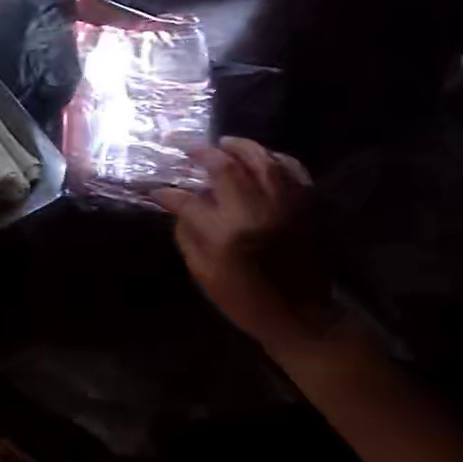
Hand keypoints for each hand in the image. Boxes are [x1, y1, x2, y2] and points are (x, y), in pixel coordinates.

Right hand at [154, 137, 331, 347]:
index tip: (157, 190)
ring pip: (261, 159)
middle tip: (187, 148)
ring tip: (223, 144)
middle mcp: (254, 212)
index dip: (168, 193)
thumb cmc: (246, 301)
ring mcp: (283, 205)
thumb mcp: (204, 274)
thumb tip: (178, 207)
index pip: (187, 200)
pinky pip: (292, 170)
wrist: (301, 318)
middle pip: (225, 167)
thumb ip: (188, 236)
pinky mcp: (305, 207)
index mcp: (225, 233)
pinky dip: (276, 158)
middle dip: (201, 153)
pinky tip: (262, 158)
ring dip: (239, 146)